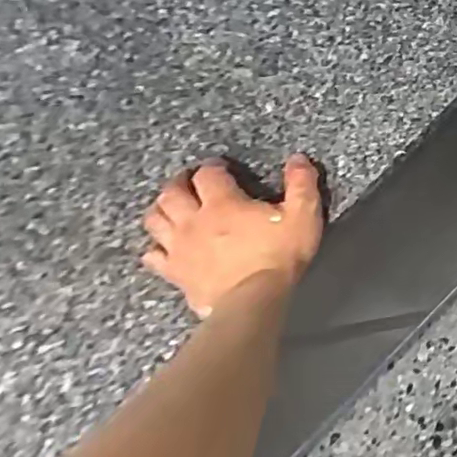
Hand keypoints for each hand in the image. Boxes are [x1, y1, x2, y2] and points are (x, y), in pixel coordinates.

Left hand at [140, 155, 323, 317]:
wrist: (253, 298)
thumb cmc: (280, 253)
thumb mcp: (304, 214)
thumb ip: (301, 183)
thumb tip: (297, 158)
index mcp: (222, 203)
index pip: (208, 175)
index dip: (213, 166)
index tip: (220, 165)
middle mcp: (192, 221)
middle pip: (171, 194)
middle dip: (179, 182)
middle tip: (188, 179)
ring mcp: (178, 248)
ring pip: (155, 220)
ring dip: (161, 208)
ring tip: (171, 206)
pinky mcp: (173, 271)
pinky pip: (152, 255)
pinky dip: (156, 246)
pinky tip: (165, 245)